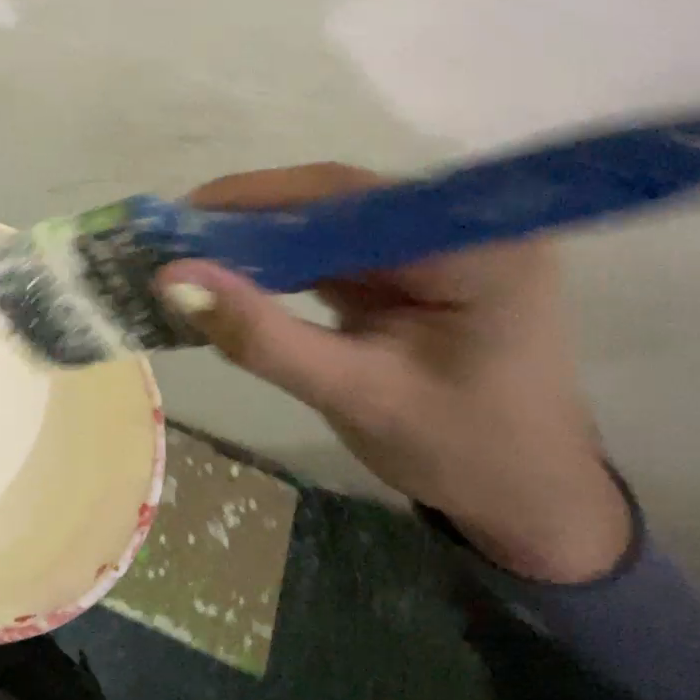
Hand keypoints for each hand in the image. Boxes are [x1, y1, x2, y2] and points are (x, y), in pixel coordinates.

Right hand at [155, 163, 631, 583]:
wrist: (529, 503)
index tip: (182, 218)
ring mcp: (435, 250)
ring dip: (257, 240)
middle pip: (335, 201)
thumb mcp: (353, 395)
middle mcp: (461, 232)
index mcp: (475, 251)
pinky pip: (329, 251)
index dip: (260, 198)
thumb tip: (170, 279)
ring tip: (189, 256)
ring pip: (324, 223)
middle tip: (173, 241)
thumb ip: (261, 335)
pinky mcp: (411, 272)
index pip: (352, 197)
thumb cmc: (460, 453)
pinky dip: (276, 263)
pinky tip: (232, 277)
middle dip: (250, 219)